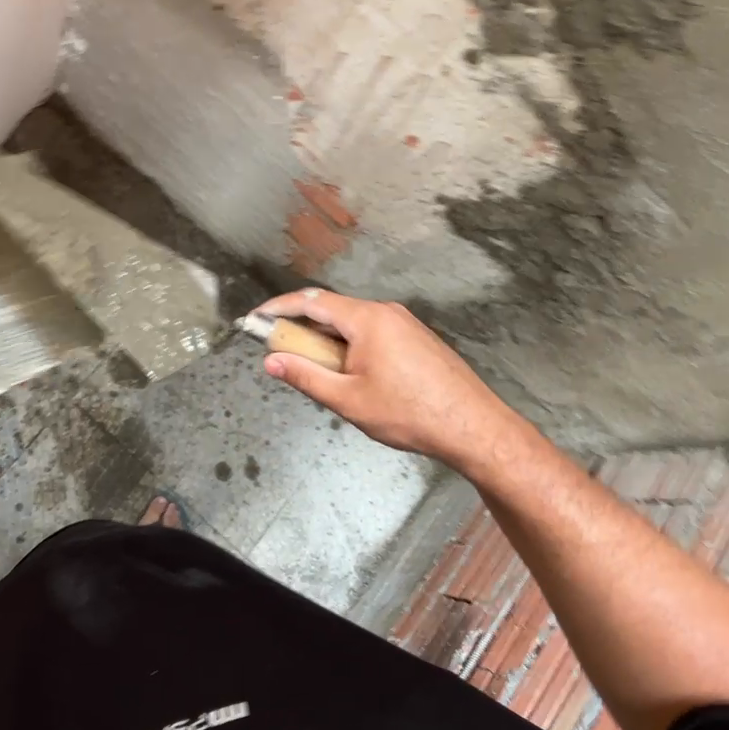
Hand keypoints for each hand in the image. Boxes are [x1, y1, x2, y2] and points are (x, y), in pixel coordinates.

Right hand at [253, 290, 536, 473]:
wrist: (473, 427)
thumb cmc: (409, 414)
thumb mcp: (347, 399)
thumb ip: (305, 376)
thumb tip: (271, 361)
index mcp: (367, 319)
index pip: (311, 302)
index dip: (278, 308)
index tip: (255, 319)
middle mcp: (386, 312)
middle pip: (331, 310)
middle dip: (300, 327)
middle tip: (278, 351)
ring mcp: (404, 323)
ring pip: (352, 322)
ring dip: (326, 339)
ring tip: (313, 369)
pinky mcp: (415, 338)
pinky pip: (371, 331)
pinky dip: (348, 344)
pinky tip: (348, 372)